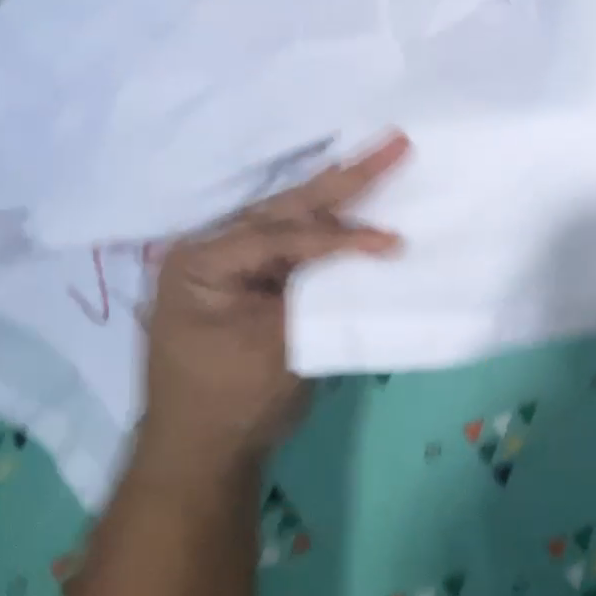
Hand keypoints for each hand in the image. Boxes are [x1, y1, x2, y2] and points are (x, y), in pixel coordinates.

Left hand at [139, 134, 409, 466]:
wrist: (204, 452)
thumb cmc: (231, 399)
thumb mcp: (278, 343)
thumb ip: (320, 287)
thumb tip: (373, 250)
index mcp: (200, 260)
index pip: (283, 235)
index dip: (342, 237)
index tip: (393, 243)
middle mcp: (210, 249)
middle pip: (289, 207)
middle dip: (345, 178)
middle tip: (394, 142)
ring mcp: (232, 262)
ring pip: (296, 217)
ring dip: (343, 193)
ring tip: (383, 157)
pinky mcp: (256, 278)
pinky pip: (299, 241)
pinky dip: (335, 226)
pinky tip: (363, 199)